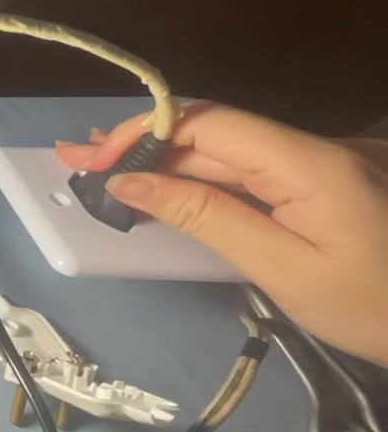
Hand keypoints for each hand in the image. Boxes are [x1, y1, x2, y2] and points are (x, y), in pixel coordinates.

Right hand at [56, 103, 387, 363]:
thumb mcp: (284, 269)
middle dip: (140, 149)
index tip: (95, 163)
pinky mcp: (336, 183)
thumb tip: (127, 183)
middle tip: (74, 162)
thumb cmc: (384, 308)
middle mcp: (324, 150)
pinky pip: (254, 169)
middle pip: (213, 138)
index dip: (143, 134)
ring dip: (163, 163)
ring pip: (229, 154)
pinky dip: (199, 176)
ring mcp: (333, 165)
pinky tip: (161, 182)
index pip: (208, 124)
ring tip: (101, 168)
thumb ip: (203, 217)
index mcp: (313, 164)